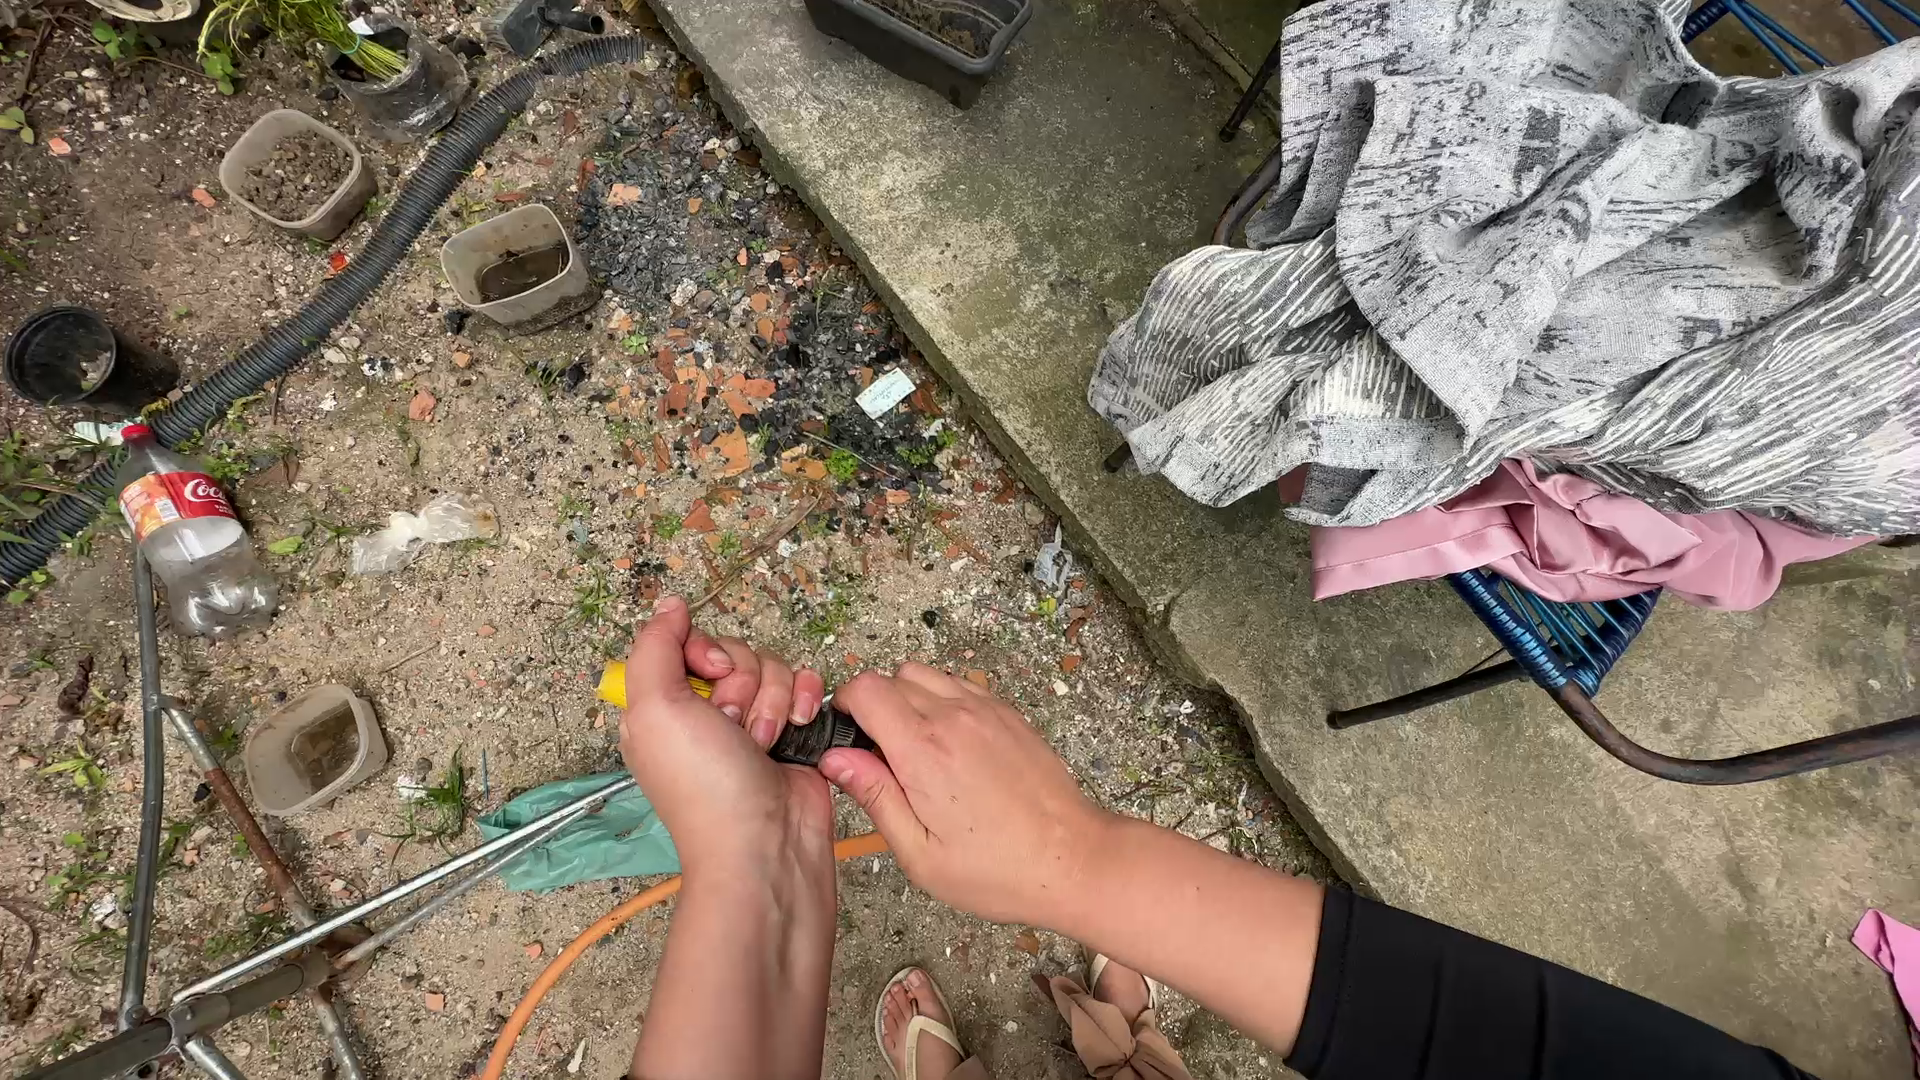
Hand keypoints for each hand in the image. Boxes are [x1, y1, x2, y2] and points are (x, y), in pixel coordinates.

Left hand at [619, 595, 832, 875]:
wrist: (766, 840)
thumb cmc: (705, 786)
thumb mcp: (655, 711)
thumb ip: (655, 648)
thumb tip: (670, 605)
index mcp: (667, 704)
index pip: (693, 640)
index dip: (709, 651)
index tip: (713, 678)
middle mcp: (709, 709)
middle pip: (739, 651)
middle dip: (745, 684)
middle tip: (734, 727)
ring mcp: (754, 717)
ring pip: (775, 665)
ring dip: (774, 700)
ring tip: (764, 742)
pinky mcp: (793, 726)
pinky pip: (806, 682)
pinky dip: (806, 699)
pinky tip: (798, 725)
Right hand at [819, 663, 1114, 926]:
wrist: (1073, 858)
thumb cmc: (997, 869)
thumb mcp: (920, 852)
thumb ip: (875, 795)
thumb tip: (835, 759)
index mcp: (924, 750)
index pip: (866, 689)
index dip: (845, 705)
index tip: (845, 734)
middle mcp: (953, 716)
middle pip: (891, 677)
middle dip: (872, 705)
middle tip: (879, 753)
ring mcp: (984, 708)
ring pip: (924, 673)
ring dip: (907, 697)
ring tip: (914, 747)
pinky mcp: (1006, 711)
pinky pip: (958, 684)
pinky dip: (941, 699)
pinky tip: (949, 743)